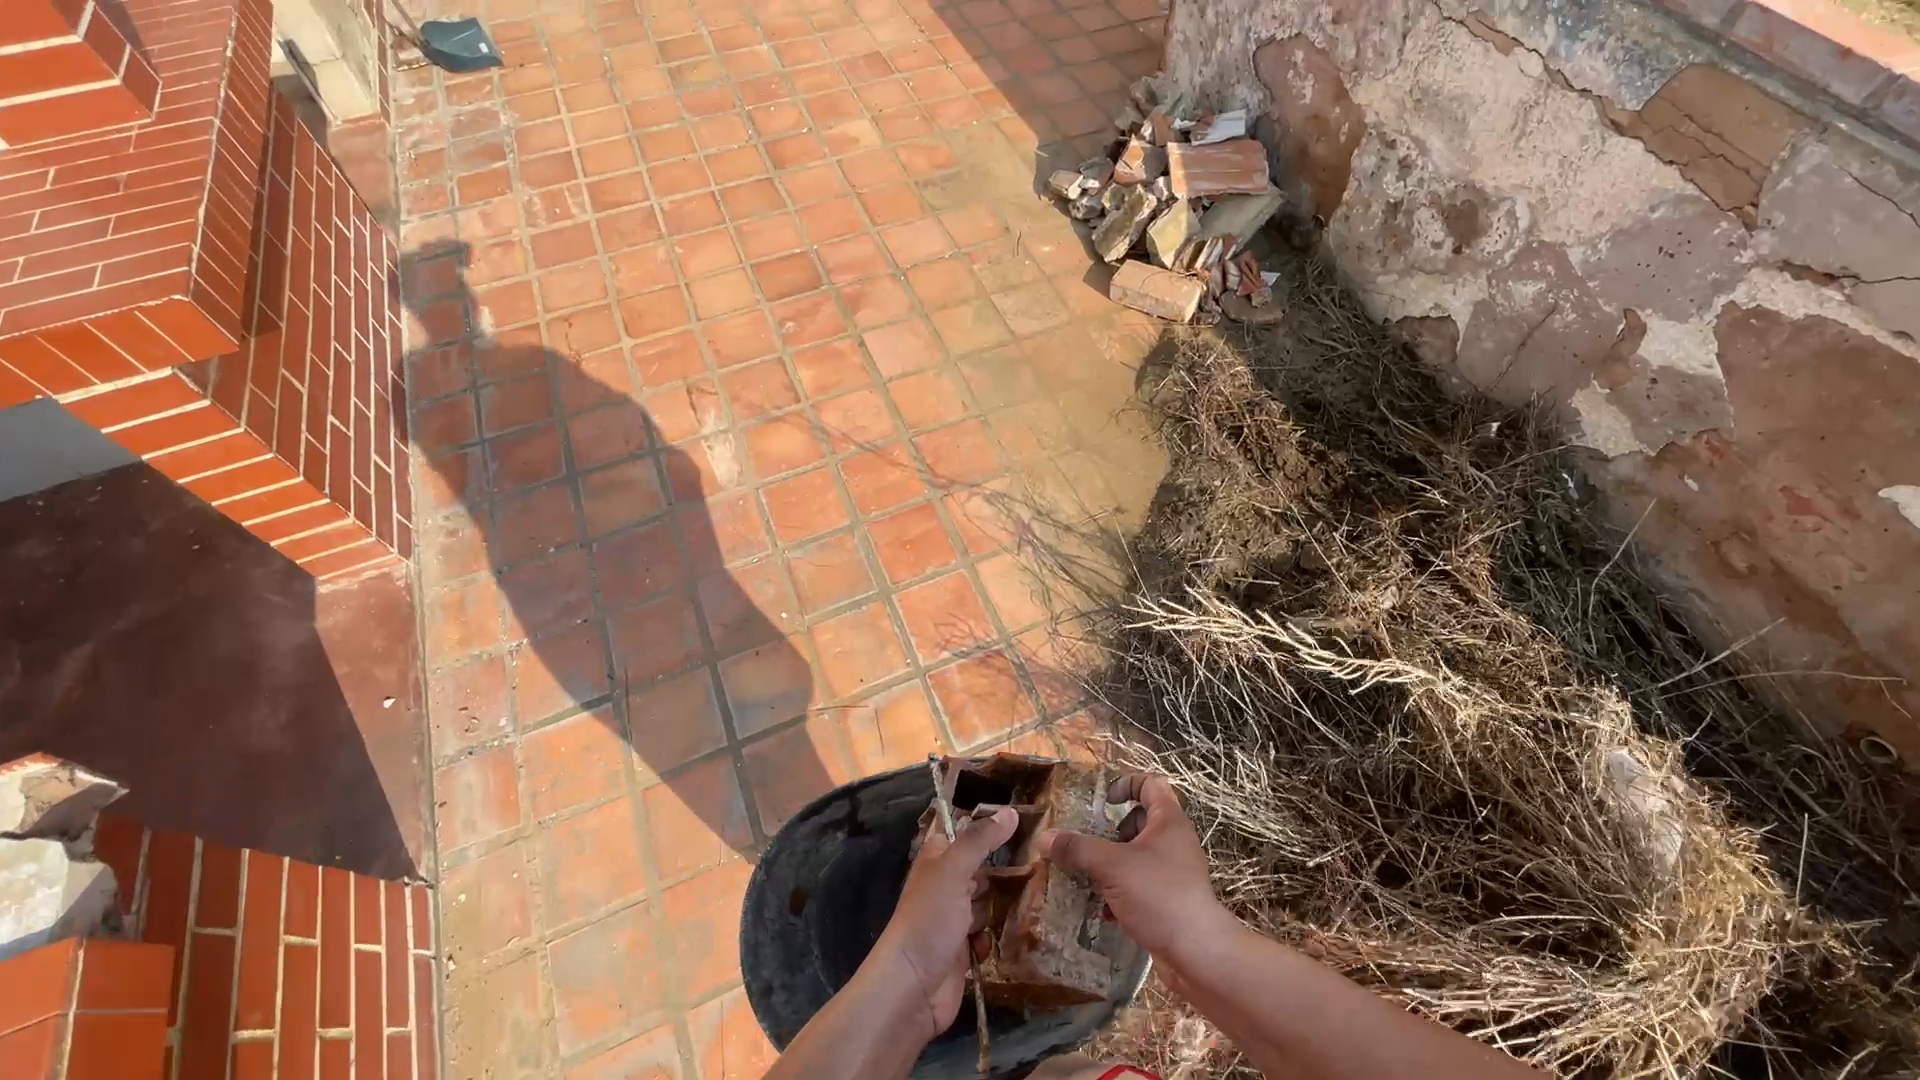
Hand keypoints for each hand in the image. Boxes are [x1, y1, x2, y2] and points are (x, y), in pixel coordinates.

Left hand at [860, 805, 1017, 1042]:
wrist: (913, 987)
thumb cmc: (929, 919)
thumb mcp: (954, 870)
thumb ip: (980, 840)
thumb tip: (1011, 811)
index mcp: (937, 858)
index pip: (965, 832)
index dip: (988, 826)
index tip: (1022, 819)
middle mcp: (946, 884)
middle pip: (982, 867)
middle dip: (1004, 870)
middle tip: (1039, 864)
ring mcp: (954, 917)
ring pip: (988, 901)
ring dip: (1001, 906)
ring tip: (1029, 902)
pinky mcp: (964, 948)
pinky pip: (988, 933)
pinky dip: (993, 937)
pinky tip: (1002, 935)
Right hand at [1038, 773, 1225, 961]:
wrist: (1197, 953)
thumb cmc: (1159, 894)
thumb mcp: (1112, 866)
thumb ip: (1077, 848)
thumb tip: (1044, 838)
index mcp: (1168, 821)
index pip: (1149, 784)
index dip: (1124, 784)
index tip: (1102, 802)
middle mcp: (1174, 841)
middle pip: (1139, 820)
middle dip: (1110, 831)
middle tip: (1088, 842)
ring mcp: (1174, 871)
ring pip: (1136, 855)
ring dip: (1110, 863)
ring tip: (1088, 876)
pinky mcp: (1169, 899)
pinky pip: (1139, 884)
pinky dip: (1120, 891)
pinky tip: (1103, 909)